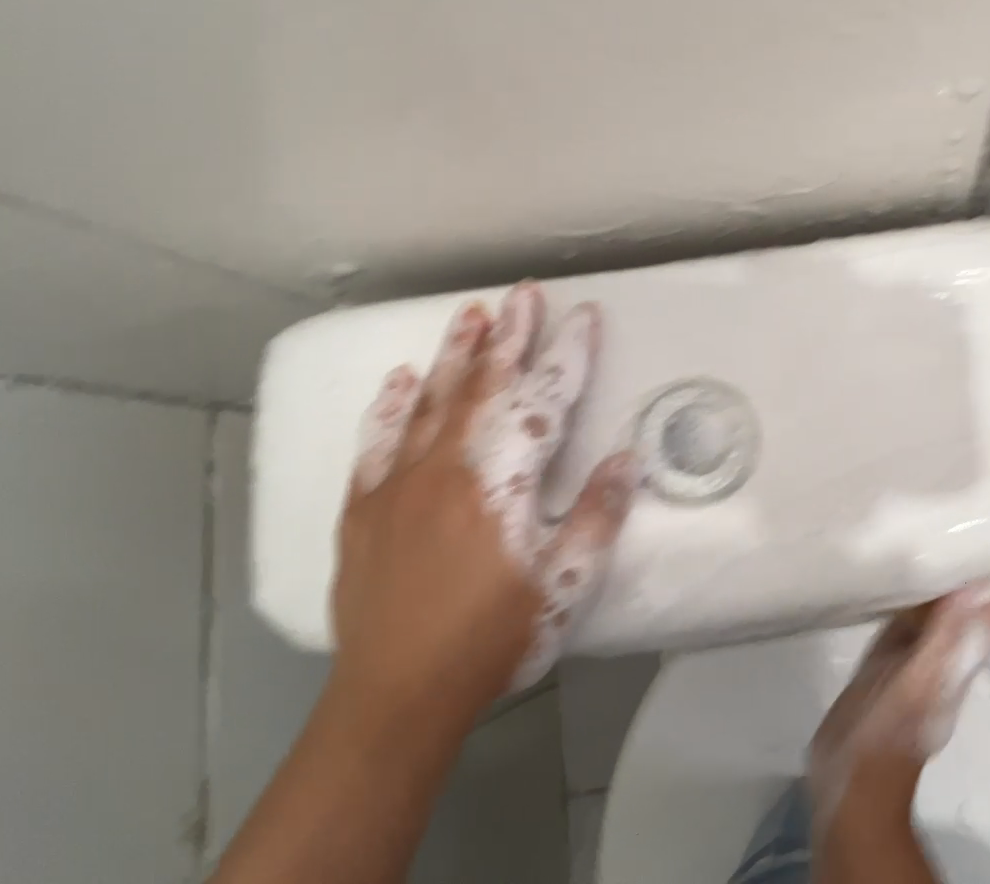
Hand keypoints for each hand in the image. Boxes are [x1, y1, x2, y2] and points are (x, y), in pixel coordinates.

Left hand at [331, 281, 638, 718]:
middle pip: (483, 386)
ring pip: (430, 402)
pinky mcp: (363, 509)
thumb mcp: (565, 584)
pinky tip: (402, 379)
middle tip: (522, 294)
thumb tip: (626, 458)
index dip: (567, 355)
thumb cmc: (495, 639)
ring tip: (469, 313)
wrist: (396, 695)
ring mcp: (397, 485)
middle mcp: (447, 469)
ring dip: (455, 354)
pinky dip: (391, 405)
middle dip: (508, 336)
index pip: (542, 401)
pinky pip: (376, 441)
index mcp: (501, 484)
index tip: (584, 317)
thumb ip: (596, 516)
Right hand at [807, 559, 989, 827]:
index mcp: (961, 654)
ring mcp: (919, 654)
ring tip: (953, 534)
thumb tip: (978, 584)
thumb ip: (943, 636)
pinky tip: (906, 567)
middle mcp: (947, 649)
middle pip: (975, 602)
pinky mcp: (889, 658)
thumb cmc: (888, 735)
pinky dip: (915, 590)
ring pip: (944, 605)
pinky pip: (911, 615)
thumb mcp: (918, 683)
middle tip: (989, 526)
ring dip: (953, 573)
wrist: (852, 782)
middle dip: (987, 568)